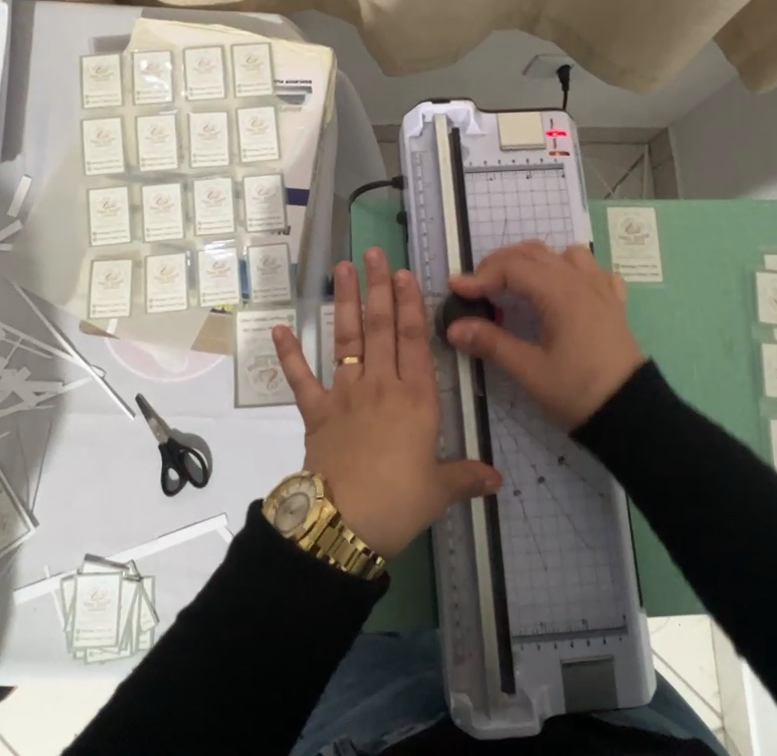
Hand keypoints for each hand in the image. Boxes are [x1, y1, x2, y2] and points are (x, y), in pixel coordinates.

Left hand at [272, 248, 501, 557]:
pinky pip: (301, 379)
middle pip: (381, 328)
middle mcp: (381, 386)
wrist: (343, 521)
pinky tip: (279, 329)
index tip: (404, 273)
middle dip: (378, 288)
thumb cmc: (399, 501)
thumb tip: (498, 481)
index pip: (416, 340)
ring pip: (346, 340)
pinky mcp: (316, 413)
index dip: (411, 304)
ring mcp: (345, 396)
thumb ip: (466, 477)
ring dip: (343, 303)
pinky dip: (289, 354)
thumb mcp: (440, 490)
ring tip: (342, 269)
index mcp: (416, 399)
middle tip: (373, 253)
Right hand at [446, 241, 645, 430]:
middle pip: (533, 253)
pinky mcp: (613, 303)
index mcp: (559, 293)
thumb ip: (491, 343)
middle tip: (477, 289)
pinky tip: (561, 290)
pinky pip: (591, 269)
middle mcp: (580, 281)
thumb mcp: (529, 371)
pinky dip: (569, 270)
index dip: (480, 276)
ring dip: (535, 261)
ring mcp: (601, 289)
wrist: (631, 412)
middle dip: (499, 265)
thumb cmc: (577, 391)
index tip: (456, 290)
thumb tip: (454, 327)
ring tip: (516, 285)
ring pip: (563, 254)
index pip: (511, 268)